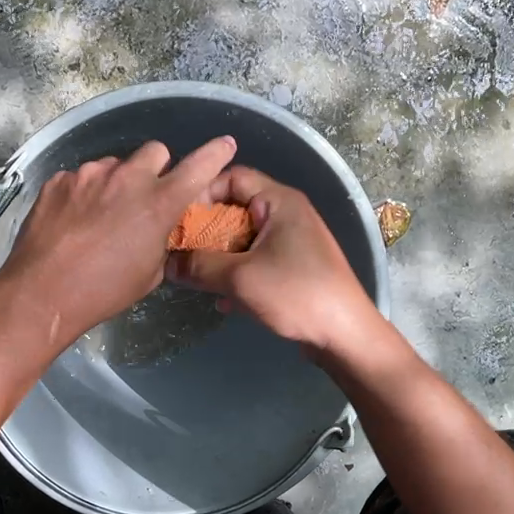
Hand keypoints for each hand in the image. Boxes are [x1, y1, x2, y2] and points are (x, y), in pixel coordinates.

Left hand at [0, 136, 237, 341]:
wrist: (43, 292)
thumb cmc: (104, 291)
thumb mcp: (150, 272)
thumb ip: (161, 238)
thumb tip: (158, 227)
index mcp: (158, 202)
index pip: (199, 166)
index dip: (215, 154)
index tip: (225, 145)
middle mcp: (127, 178)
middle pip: (154, 151)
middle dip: (155, 169)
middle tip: (144, 195)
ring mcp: (89, 174)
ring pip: (114, 165)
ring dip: (116, 182)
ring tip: (99, 214)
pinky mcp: (59, 179)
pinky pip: (80, 177)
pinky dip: (83, 193)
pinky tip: (72, 219)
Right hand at [165, 167, 382, 355]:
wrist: (346, 336)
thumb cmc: (296, 293)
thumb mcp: (240, 278)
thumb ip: (199, 266)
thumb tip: (167, 264)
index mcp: (279, 202)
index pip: (233, 177)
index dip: (203, 193)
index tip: (180, 218)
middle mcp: (287, 214)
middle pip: (236, 209)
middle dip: (206, 229)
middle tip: (181, 248)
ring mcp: (293, 242)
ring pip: (244, 238)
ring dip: (219, 255)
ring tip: (196, 275)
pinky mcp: (294, 268)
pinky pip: (256, 260)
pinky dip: (237, 273)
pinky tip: (223, 300)